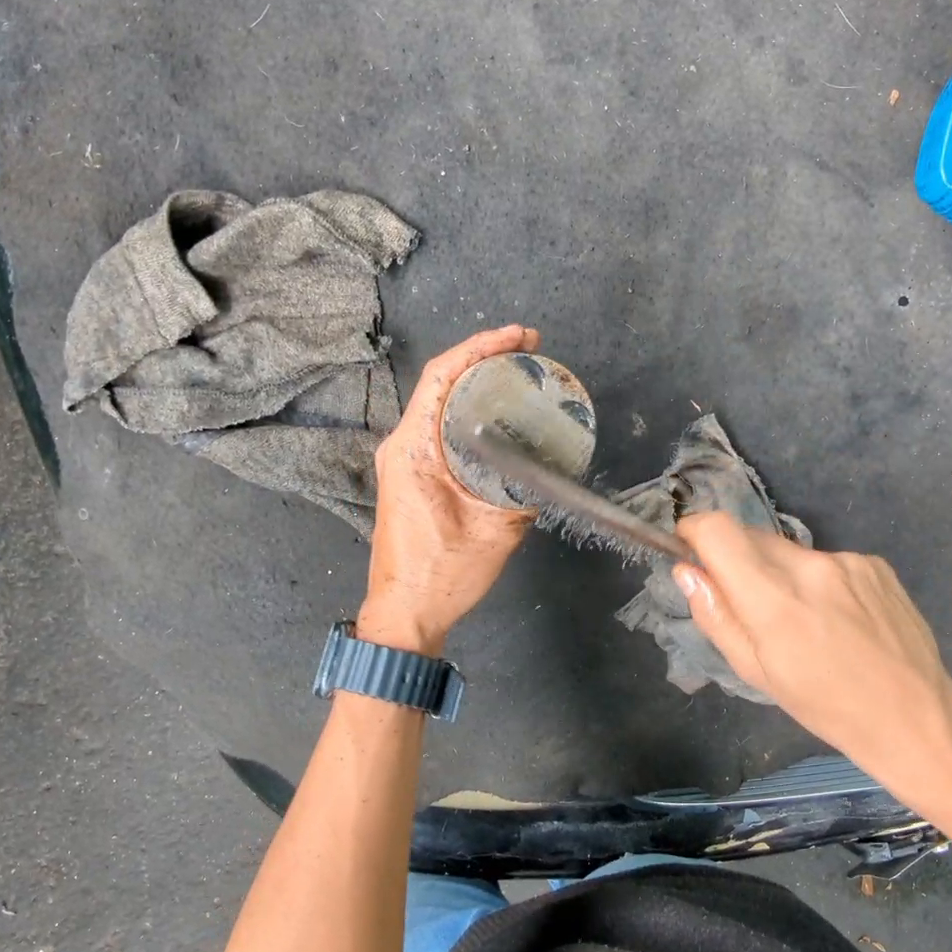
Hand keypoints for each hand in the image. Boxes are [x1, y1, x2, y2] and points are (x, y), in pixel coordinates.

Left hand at [357, 325, 541, 654]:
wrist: (403, 615)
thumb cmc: (442, 575)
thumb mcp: (494, 532)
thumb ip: (522, 492)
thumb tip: (549, 466)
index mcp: (413, 450)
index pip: (442, 377)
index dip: (481, 346)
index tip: (520, 336)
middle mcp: (401, 446)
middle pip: (440, 383)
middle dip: (484, 358)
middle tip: (528, 351)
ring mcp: (403, 460)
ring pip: (440, 404)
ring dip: (476, 383)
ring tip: (519, 373)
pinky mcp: (411, 475)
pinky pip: (440, 428)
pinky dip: (469, 411)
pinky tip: (499, 414)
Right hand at [672, 512, 951, 810]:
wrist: (915, 716)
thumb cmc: (826, 707)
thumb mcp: (757, 673)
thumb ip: (716, 616)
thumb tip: (687, 571)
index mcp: (774, 601)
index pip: (719, 531)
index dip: (695, 530)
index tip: (690, 547)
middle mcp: (809, 567)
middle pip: (751, 537)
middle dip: (737, 560)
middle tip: (750, 604)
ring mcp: (847, 562)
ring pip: (790, 552)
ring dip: (782, 574)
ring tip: (807, 621)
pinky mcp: (874, 563)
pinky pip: (827, 562)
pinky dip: (820, 582)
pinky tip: (841, 618)